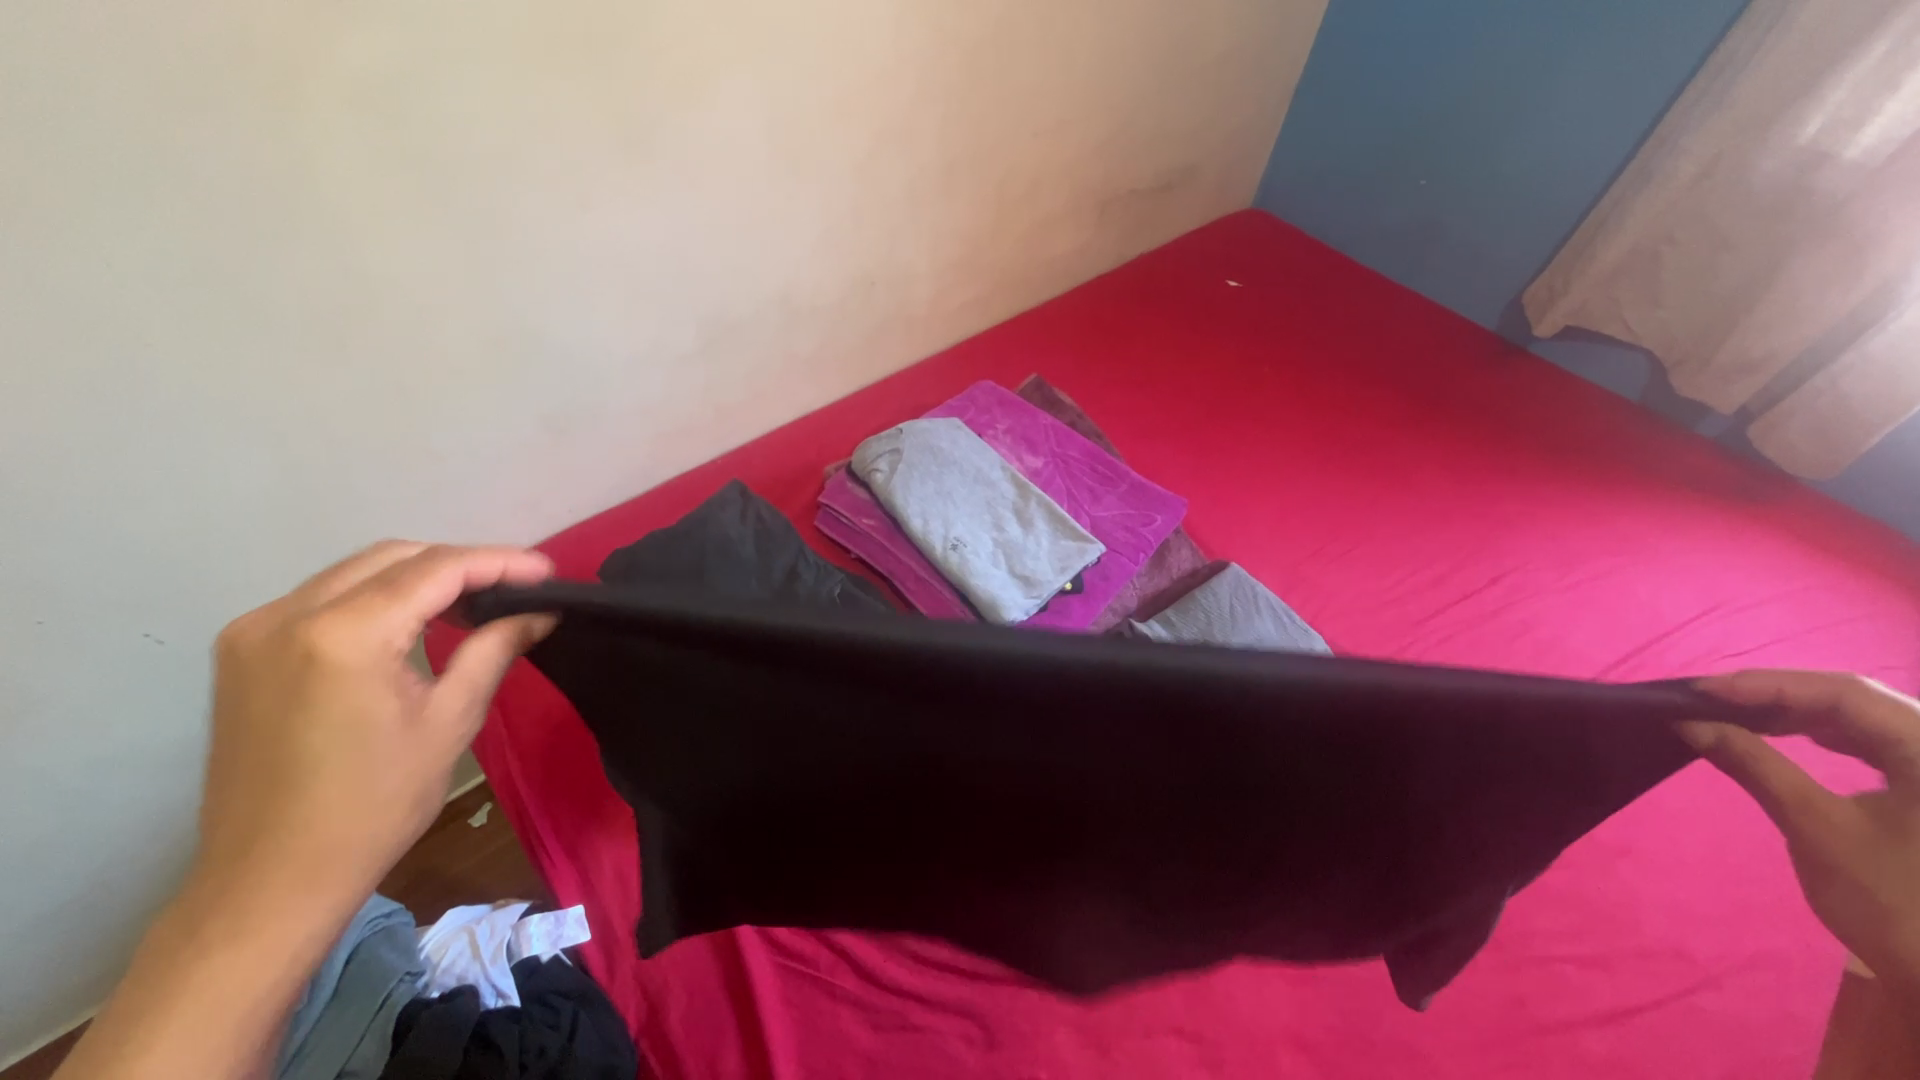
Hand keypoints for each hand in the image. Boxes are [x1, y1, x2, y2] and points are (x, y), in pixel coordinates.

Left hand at [194, 541, 554, 914]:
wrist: (272, 877)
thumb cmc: (376, 805)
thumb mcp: (451, 721)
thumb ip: (494, 649)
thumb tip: (542, 612)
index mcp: (344, 635)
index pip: (435, 570)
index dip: (498, 562)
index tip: (547, 571)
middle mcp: (288, 615)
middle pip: (392, 558)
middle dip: (459, 564)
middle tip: (516, 586)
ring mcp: (255, 630)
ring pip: (354, 571)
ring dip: (417, 575)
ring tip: (473, 599)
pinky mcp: (242, 649)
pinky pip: (323, 597)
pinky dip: (375, 596)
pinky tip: (411, 621)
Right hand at [1681, 671, 1919, 1004]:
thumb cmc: (1890, 902)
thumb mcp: (1814, 826)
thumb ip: (1753, 764)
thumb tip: (1688, 722)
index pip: (1845, 694)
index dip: (1767, 685)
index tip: (1701, 692)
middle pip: (1860, 698)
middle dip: (1780, 693)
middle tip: (1710, 699)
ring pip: (1870, 715)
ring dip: (1801, 710)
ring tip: (1739, 713)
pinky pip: (1883, 739)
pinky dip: (1830, 731)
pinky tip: (1795, 733)